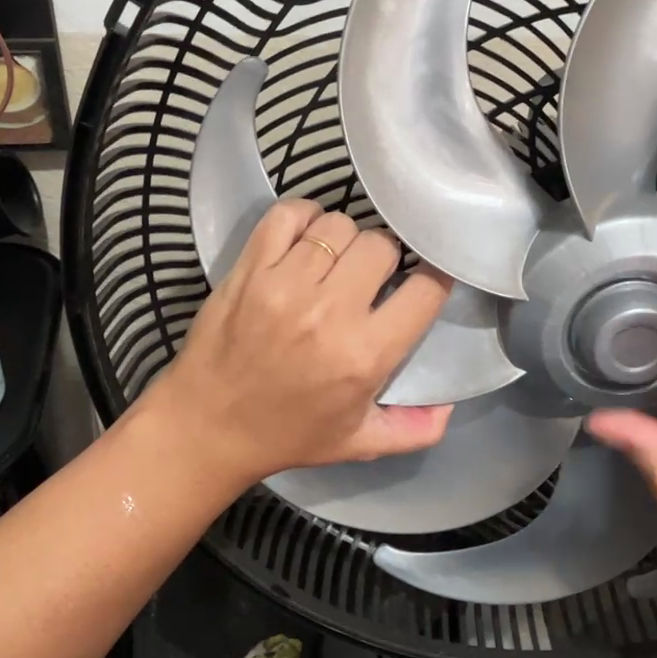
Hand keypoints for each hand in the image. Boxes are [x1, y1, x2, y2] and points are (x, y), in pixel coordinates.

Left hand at [153, 200, 453, 482]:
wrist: (206, 427)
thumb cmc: (287, 435)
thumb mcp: (359, 443)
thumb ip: (414, 429)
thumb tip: (450, 404)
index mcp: (364, 355)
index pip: (424, 290)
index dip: (433, 278)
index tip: (424, 280)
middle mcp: (330, 313)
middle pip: (382, 246)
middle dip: (385, 258)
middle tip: (370, 277)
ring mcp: (285, 285)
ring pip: (338, 225)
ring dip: (344, 240)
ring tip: (334, 262)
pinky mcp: (249, 269)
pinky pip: (287, 215)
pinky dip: (303, 218)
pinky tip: (305, 240)